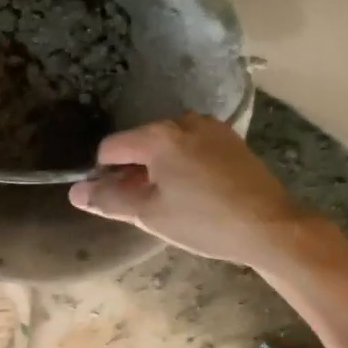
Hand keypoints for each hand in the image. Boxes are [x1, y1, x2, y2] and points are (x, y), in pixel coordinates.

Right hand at [69, 113, 315, 267]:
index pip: (112, 147)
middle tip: (146, 207)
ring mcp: (211, 128)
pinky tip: (198, 194)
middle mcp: (182, 121)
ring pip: (169, 145)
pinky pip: (194, 147)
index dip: (104, 174)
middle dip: (135, 171)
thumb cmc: (204, 221)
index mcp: (158, 135)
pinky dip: (186, 165)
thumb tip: (76, 192)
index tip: (116, 200)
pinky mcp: (231, 140)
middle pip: (141, 143)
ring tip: (173, 203)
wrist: (271, 227)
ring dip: (161, 168)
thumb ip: (109, 200)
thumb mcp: (150, 215)